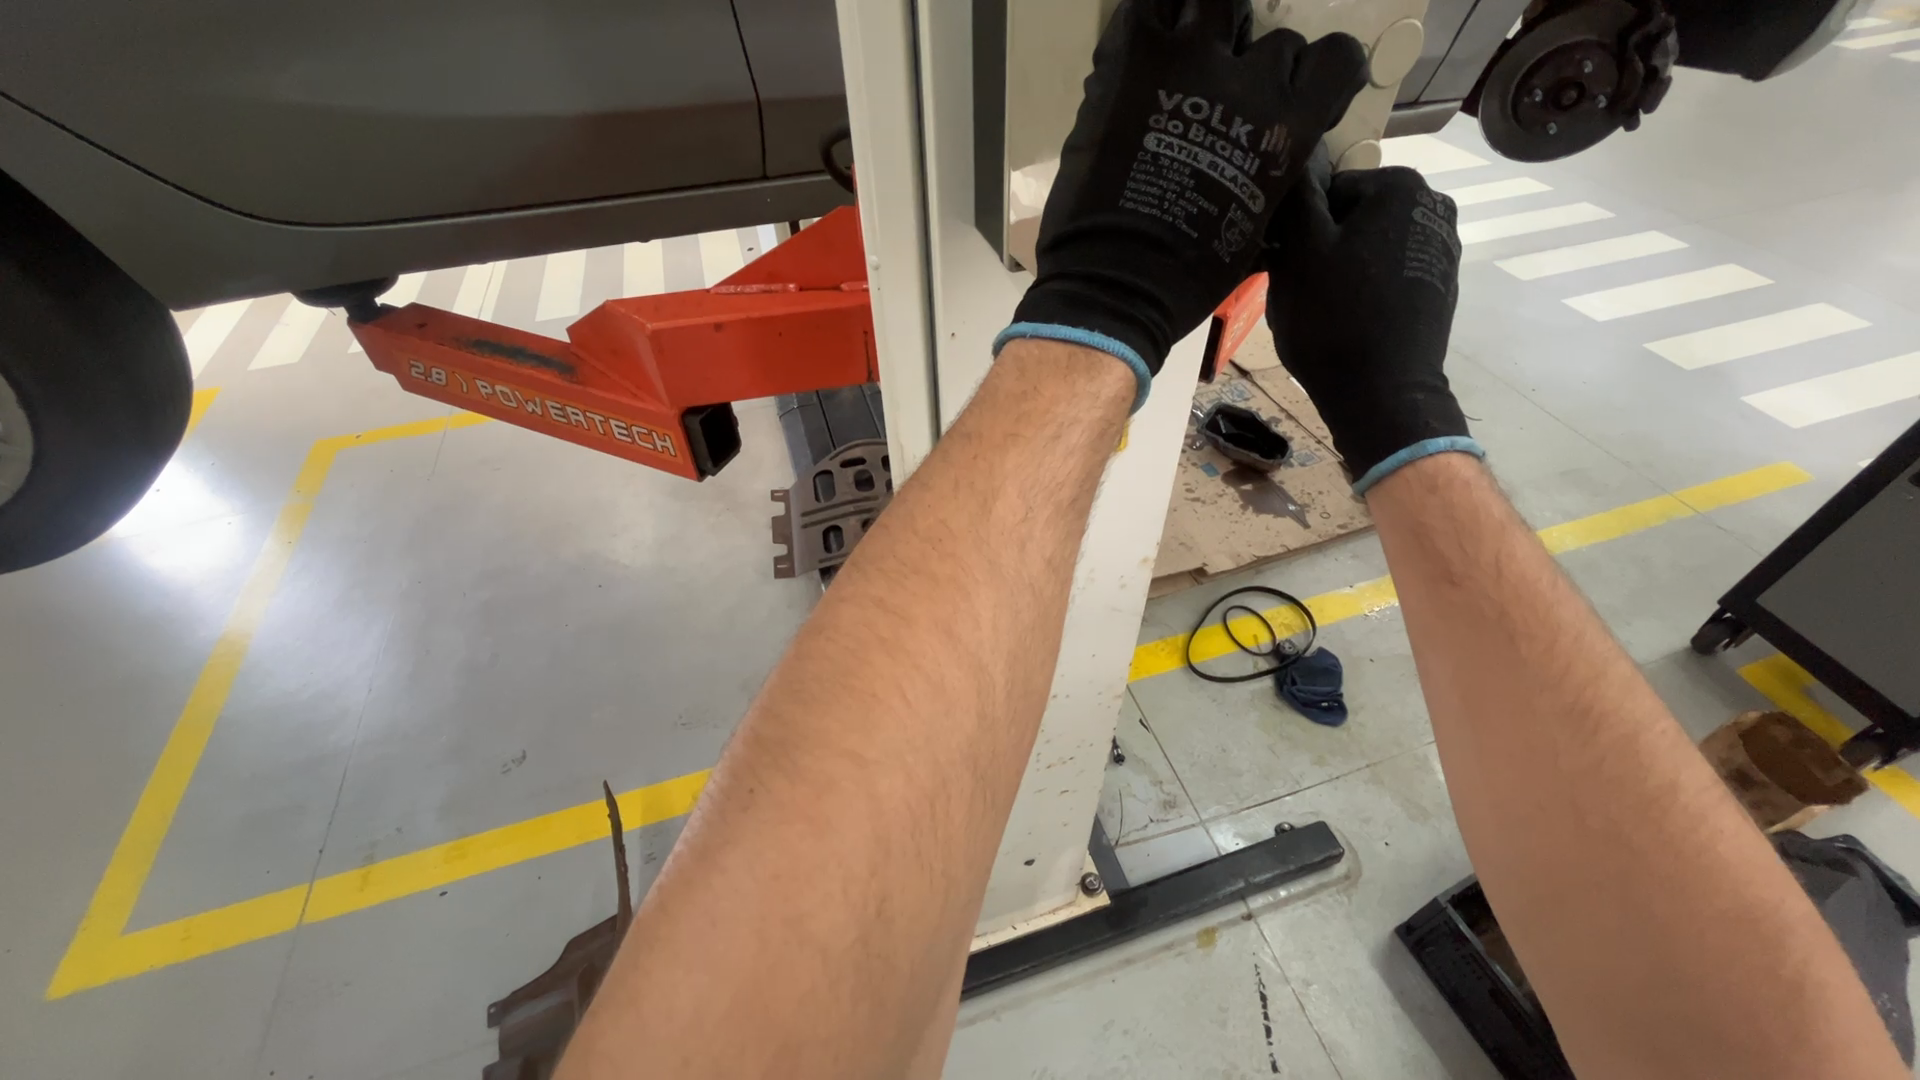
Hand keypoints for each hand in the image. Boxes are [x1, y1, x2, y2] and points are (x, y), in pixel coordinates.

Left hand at [996, 0, 1366, 411]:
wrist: (1110, 284)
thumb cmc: (1184, 278)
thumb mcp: (1253, 228)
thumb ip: (1269, 171)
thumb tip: (1271, 153)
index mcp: (1284, 128)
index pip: (1333, 56)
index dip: (1321, 72)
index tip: (1302, 88)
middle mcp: (1244, 82)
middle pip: (1272, 35)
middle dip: (1258, 61)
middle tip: (1229, 87)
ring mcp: (1183, 62)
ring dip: (1206, 16)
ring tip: (1186, 48)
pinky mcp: (1126, 63)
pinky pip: (1144, 5)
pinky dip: (1151, 15)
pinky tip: (1146, 42)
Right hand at [1264, 163, 1482, 492]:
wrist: (1382, 393)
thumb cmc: (1334, 319)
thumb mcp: (1299, 253)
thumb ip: (1296, 198)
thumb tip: (1294, 160)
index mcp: (1399, 186)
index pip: (1327, 189)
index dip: (1298, 227)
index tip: (1284, 262)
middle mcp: (1432, 205)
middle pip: (1351, 217)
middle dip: (1321, 248)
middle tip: (1298, 290)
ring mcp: (1441, 247)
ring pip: (1367, 247)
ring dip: (1339, 270)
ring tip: (1320, 310)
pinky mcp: (1439, 286)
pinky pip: (1386, 274)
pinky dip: (1363, 290)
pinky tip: (1347, 322)